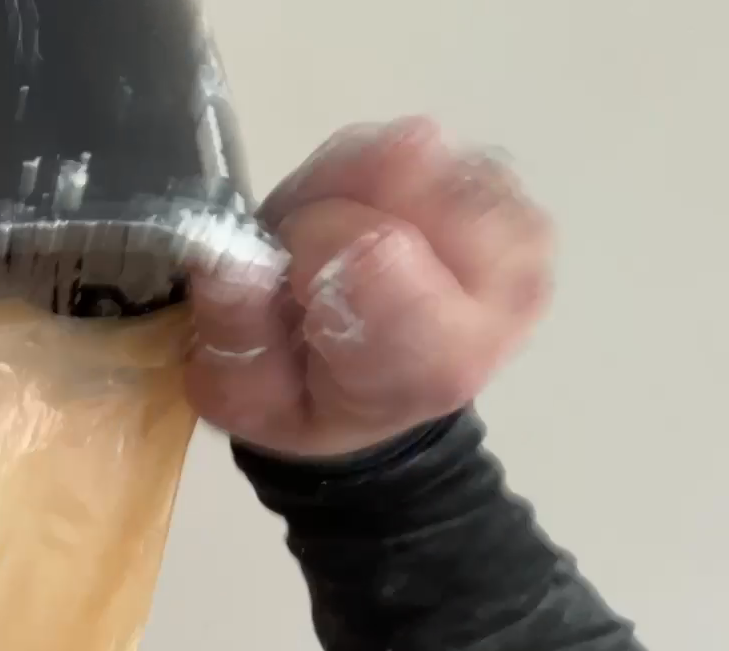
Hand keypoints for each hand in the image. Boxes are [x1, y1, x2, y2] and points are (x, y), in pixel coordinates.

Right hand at [185, 117, 554, 458]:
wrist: (366, 404)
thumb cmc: (297, 406)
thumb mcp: (240, 396)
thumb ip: (235, 329)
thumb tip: (227, 255)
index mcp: (433, 355)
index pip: (376, 250)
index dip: (305, 240)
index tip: (270, 272)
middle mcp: (502, 284)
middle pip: (401, 175)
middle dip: (319, 206)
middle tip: (285, 262)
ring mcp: (517, 228)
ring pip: (406, 154)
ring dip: (336, 191)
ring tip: (312, 251)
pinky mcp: (508, 191)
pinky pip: (416, 150)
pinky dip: (360, 180)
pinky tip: (348, 227)